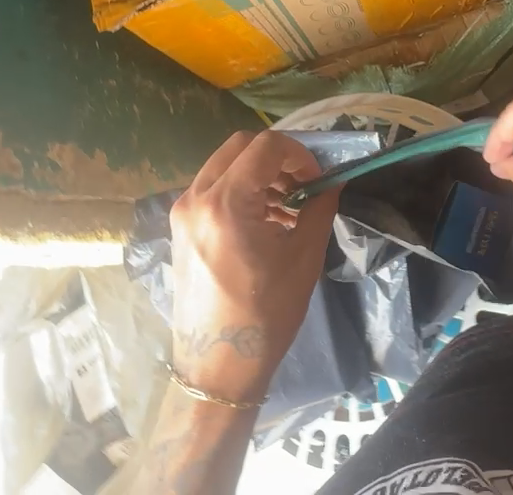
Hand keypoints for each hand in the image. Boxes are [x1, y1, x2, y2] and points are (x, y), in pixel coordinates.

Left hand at [169, 130, 338, 403]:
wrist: (216, 367)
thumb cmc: (264, 315)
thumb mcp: (303, 258)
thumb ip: (319, 208)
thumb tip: (333, 181)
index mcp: (226, 203)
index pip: (266, 146)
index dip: (298, 154)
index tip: (316, 179)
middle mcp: (196, 198)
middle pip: (240, 145)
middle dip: (276, 157)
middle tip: (301, 184)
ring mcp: (182, 211)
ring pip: (224, 164)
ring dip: (258, 173)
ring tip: (286, 206)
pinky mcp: (179, 226)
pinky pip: (212, 187)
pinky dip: (240, 189)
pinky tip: (264, 220)